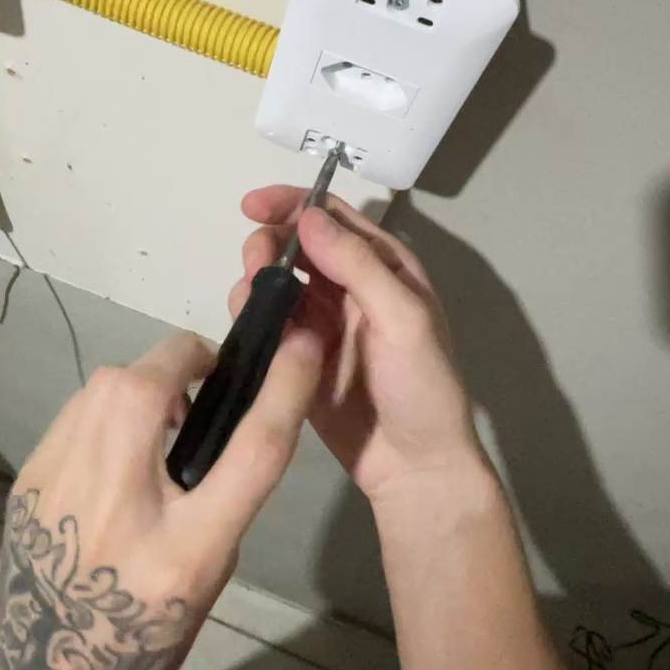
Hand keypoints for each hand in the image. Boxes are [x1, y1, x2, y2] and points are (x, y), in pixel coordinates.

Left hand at [0, 331, 323, 669]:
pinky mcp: (28, 473)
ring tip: (160, 412)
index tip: (303, 345)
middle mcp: (118, 507)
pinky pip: (80, 407)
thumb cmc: (147, 630)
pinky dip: (109, 406)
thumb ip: (224, 492)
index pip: (252, 450)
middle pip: (152, 384)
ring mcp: (59, 484)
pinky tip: (117, 440)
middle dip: (188, 358)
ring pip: (108, 382)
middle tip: (205, 380)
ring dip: (147, 379)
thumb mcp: (210, 571)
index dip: (286, 388)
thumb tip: (214, 417)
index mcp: (185, 550)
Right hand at [233, 187, 483, 504]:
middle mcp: (349, 286)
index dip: (291, 203)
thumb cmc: (421, 386)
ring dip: (257, 277)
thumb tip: (307, 216)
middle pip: (297, 244)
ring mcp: (321, 321)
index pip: (332, 217)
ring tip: (250, 296)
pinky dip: (252, 313)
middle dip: (269, 242)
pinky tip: (248, 323)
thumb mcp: (402, 319)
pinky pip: (268, 321)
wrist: (414, 466)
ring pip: (277, 280)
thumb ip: (357, 265)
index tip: (251, 205)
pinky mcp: (299, 354)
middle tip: (255, 264)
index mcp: (382, 267)